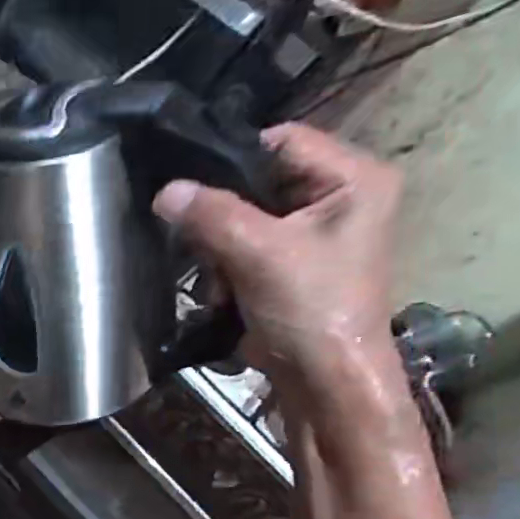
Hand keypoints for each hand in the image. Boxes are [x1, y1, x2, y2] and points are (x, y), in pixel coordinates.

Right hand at [152, 123, 401, 383]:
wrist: (323, 378)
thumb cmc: (311, 308)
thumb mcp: (260, 253)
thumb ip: (211, 215)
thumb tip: (164, 190)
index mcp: (355, 178)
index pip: (283, 140)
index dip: (233, 158)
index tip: (189, 186)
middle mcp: (339, 197)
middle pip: (257, 181)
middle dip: (221, 217)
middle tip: (204, 245)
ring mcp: (313, 233)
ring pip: (242, 218)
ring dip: (218, 250)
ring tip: (219, 280)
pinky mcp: (289, 263)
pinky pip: (242, 246)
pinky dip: (224, 268)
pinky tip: (224, 294)